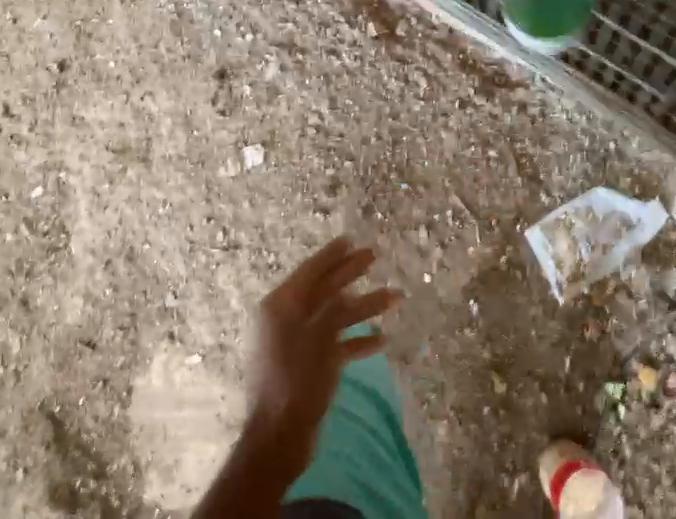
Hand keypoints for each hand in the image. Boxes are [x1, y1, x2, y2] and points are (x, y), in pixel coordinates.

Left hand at [244, 238, 400, 473]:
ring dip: (363, 308)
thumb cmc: (295, 382)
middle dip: (349, 274)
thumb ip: (332, 311)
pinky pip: (335, 343)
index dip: (332, 255)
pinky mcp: (308, 364)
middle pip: (323, 289)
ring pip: (334, 316)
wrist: (280, 436)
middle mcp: (286, 319)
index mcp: (280, 307)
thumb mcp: (317, 339)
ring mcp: (297, 342)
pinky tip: (382, 340)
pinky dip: (356, 340)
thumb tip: (345, 291)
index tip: (351, 239)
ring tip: (395, 297)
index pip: (310, 272)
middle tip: (374, 256)